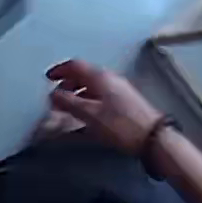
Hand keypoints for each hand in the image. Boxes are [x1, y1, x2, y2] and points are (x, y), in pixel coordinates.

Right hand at [46, 59, 165, 155]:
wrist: (154, 138)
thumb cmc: (119, 125)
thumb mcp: (91, 115)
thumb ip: (70, 103)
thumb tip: (53, 94)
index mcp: (100, 76)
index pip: (76, 65)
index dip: (60, 69)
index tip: (48, 78)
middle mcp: (109, 77)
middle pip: (84, 73)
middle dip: (68, 81)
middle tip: (56, 94)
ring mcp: (119, 87)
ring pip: (92, 83)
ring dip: (78, 90)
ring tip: (68, 105)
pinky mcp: (125, 99)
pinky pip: (100, 91)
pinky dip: (88, 97)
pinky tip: (87, 112)